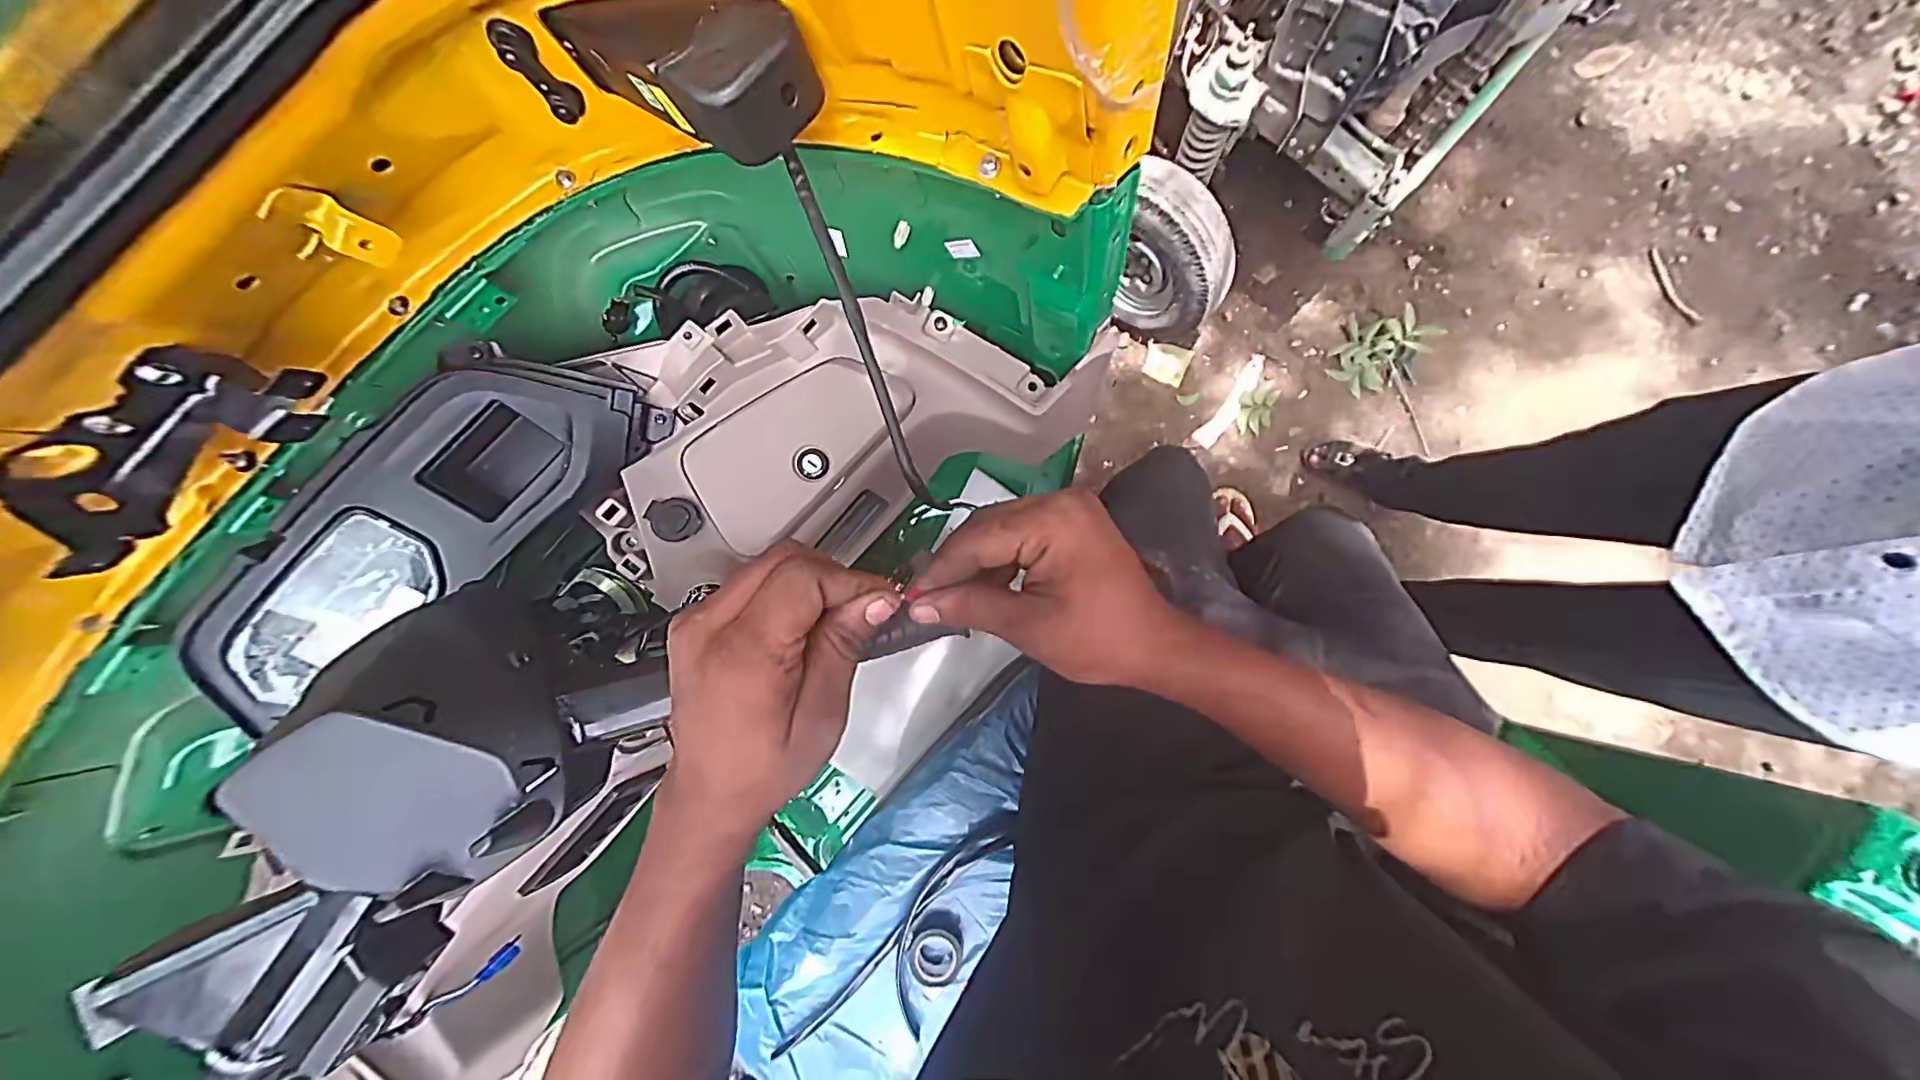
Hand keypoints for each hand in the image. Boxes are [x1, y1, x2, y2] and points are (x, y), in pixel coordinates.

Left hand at [663, 543, 898, 836]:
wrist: (710, 792)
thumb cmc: (761, 770)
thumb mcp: (821, 716)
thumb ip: (842, 647)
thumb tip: (872, 601)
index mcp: (741, 654)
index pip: (804, 577)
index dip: (851, 582)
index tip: (879, 601)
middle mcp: (709, 629)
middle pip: (785, 559)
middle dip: (834, 576)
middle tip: (861, 609)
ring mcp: (696, 622)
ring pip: (768, 563)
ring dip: (811, 581)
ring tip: (833, 621)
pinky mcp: (696, 622)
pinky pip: (751, 581)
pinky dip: (786, 591)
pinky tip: (802, 625)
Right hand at [907, 490, 1192, 685]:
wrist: (1157, 645)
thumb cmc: (1100, 640)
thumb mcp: (1028, 625)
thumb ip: (970, 606)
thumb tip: (920, 604)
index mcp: (1054, 521)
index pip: (978, 538)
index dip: (940, 569)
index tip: (913, 595)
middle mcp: (1061, 502)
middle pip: (987, 526)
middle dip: (955, 564)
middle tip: (927, 596)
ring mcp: (1070, 508)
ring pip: (1001, 528)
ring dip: (976, 561)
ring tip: (953, 596)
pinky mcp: (1073, 522)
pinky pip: (1022, 532)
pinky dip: (1001, 558)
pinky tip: (985, 584)